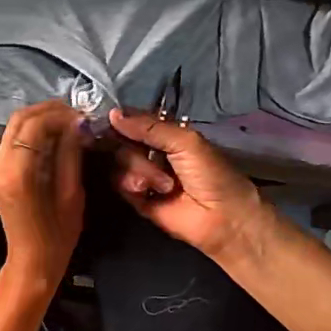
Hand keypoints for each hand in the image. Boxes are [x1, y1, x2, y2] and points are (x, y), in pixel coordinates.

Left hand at [0, 101, 84, 285]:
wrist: (32, 261)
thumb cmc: (57, 235)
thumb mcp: (71, 193)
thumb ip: (70, 154)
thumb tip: (77, 123)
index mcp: (17, 172)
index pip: (34, 124)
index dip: (59, 114)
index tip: (84, 117)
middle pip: (19, 119)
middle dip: (49, 111)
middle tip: (77, 115)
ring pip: (15, 127)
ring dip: (41, 119)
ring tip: (70, 124)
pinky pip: (14, 141)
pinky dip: (34, 133)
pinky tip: (56, 137)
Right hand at [108, 107, 269, 259]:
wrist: (221, 217)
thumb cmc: (211, 174)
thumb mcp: (185, 142)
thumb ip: (149, 127)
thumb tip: (112, 113)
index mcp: (164, 134)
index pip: (132, 121)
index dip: (119, 120)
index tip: (109, 119)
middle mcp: (149, 151)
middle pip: (120, 141)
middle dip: (132, 151)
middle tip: (153, 161)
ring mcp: (141, 174)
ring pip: (118, 162)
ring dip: (138, 171)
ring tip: (162, 185)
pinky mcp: (135, 197)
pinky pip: (118, 183)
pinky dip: (131, 186)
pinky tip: (148, 192)